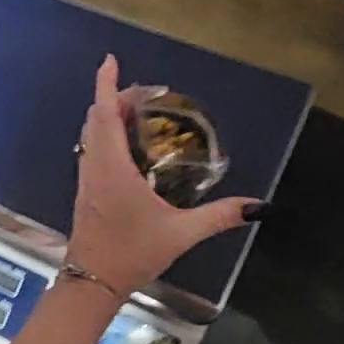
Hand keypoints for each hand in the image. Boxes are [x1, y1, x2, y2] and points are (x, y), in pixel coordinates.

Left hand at [67, 55, 257, 295]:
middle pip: (98, 119)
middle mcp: (94, 168)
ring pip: (91, 135)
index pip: (104, 115)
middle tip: (150, 93)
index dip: (106, 85)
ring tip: (142, 113)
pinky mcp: (86, 192)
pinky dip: (107, 136)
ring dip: (110, 117)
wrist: (91, 282)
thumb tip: (257, 206)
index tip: (109, 61)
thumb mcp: (180, 234)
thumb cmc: (131, 254)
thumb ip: (218, 216)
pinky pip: (93, 151)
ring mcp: (86, 180)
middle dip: (117, 97)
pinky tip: (130, 147)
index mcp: (112, 168)